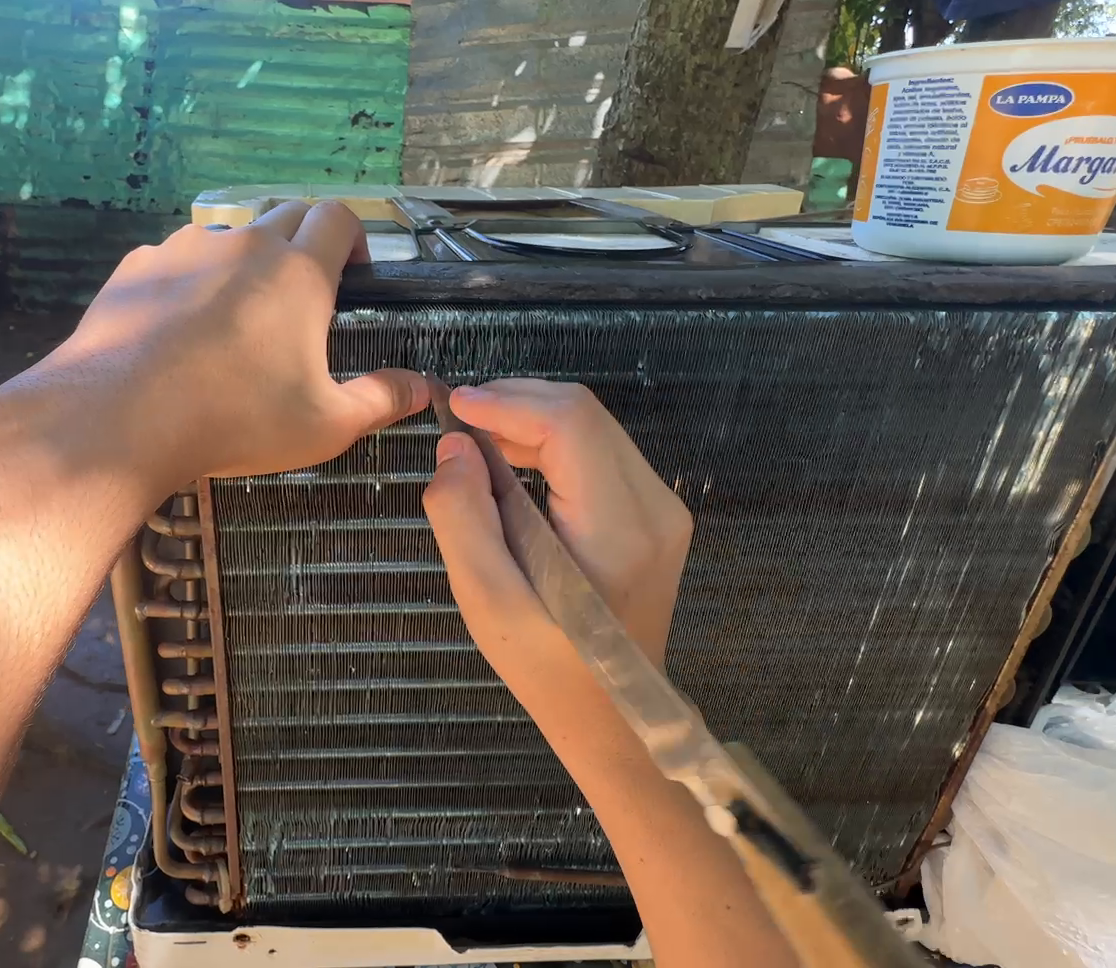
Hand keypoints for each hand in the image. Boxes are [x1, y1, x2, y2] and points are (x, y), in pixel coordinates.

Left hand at [0, 202, 427, 489]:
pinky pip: (178, 257)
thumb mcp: (326, 424)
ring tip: (238, 313)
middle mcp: (244, 243)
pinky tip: (181, 324)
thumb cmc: (238, 420)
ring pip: (230, 234)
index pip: (337, 216)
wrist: (120, 417)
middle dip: (304, 242)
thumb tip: (424, 387)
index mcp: (298, 272)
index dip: (353, 235)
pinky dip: (193, 277)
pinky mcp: (138, 266)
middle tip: (303, 294)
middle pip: (286, 215)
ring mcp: (185, 248)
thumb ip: (381, 400)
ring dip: (246, 259)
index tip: (354, 268)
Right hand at [422, 380, 690, 699]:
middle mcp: (654, 505)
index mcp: (618, 527)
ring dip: (529, 419)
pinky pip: (596, 450)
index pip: (570, 424)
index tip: (454, 407)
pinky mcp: (652, 511)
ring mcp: (660, 507)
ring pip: (590, 426)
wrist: (611, 713)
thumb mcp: (486, 598)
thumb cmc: (544, 665)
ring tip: (475, 438)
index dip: (508, 403)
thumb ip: (462, 516)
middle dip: (515, 402)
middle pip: (583, 414)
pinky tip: (510, 457)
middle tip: (458, 420)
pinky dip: (549, 441)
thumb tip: (455, 447)